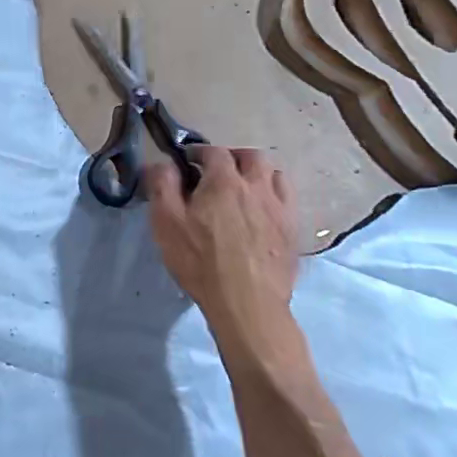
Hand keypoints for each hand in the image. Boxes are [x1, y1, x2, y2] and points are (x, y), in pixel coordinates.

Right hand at [147, 147, 298, 355]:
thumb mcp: (167, 223)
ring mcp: (279, 207)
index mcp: (224, 181)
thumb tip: (163, 162)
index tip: (189, 161)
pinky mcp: (293, 230)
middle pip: (251, 156)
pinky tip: (265, 209)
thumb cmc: (201, 263)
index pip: (215, 152)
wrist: (247, 304)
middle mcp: (256, 186)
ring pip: (274, 174)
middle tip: (219, 170)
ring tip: (245, 187)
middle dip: (234, 157)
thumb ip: (163, 186)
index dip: (200, 152)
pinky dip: (275, 194)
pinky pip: (288, 198)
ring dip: (258, 173)